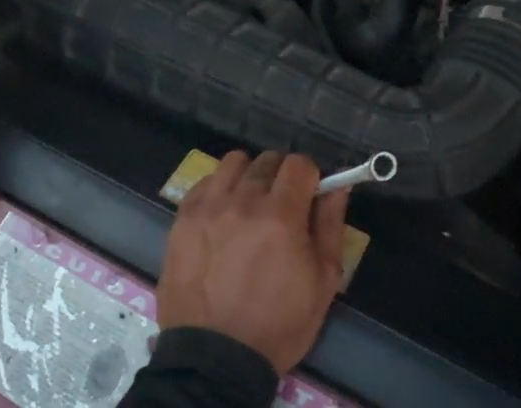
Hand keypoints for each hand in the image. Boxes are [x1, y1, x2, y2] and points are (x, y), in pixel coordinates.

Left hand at [157, 151, 349, 373]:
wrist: (214, 360)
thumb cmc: (278, 325)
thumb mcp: (323, 282)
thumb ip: (331, 225)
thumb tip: (338, 185)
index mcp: (281, 216)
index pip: (300, 163)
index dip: (309, 177)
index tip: (308, 197)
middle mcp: (243, 201)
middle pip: (268, 160)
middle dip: (281, 178)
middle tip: (281, 208)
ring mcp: (208, 208)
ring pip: (234, 163)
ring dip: (248, 177)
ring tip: (249, 207)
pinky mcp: (182, 220)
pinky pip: (205, 182)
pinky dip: (219, 189)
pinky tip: (223, 216)